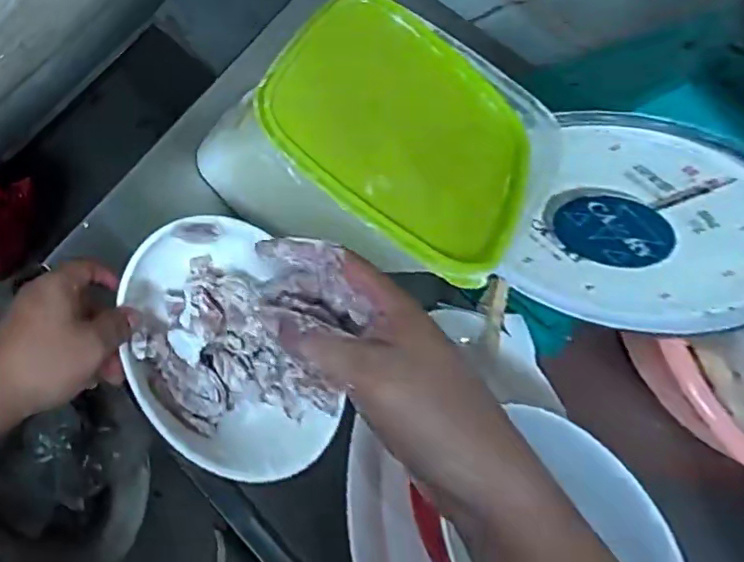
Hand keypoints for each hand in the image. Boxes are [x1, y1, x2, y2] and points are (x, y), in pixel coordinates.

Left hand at [0, 260, 132, 420]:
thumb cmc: (50, 359)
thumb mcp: (92, 345)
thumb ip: (115, 327)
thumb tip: (132, 314)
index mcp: (55, 284)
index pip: (86, 267)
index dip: (109, 278)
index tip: (128, 299)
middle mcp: (41, 293)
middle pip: (82, 301)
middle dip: (106, 329)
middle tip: (124, 357)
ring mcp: (30, 314)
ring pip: (72, 323)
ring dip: (94, 347)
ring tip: (109, 378)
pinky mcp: (24, 336)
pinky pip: (57, 336)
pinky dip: (75, 352)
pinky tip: (86, 381)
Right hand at [262, 245, 571, 526]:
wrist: (491, 490)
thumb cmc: (434, 416)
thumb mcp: (367, 372)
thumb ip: (313, 341)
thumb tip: (267, 317)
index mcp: (393, 308)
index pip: (341, 262)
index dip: (301, 252)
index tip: (261, 255)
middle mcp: (389, 325)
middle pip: (333, 291)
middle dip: (292, 289)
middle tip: (252, 297)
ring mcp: (388, 355)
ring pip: (333, 324)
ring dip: (298, 321)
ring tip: (262, 325)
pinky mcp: (385, 384)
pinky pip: (338, 354)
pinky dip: (311, 351)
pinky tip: (289, 358)